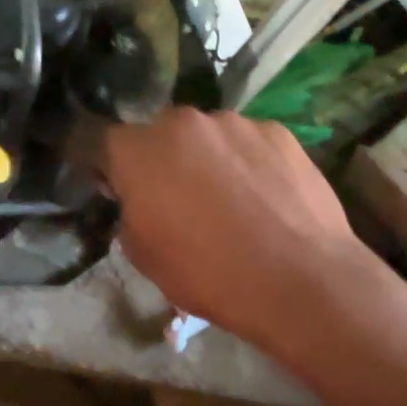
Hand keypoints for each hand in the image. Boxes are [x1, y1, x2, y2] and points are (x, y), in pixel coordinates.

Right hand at [104, 107, 372, 350]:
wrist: (304, 283)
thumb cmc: (211, 275)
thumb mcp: (145, 257)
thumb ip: (130, 214)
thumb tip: (139, 201)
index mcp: (137, 151)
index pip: (102, 140)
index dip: (108, 164)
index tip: (120, 187)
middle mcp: (179, 122)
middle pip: (160, 133)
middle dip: (165, 159)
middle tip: (182, 199)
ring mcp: (232, 122)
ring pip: (208, 136)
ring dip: (210, 159)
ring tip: (235, 201)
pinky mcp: (277, 132)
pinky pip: (251, 142)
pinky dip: (252, 163)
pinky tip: (269, 200)